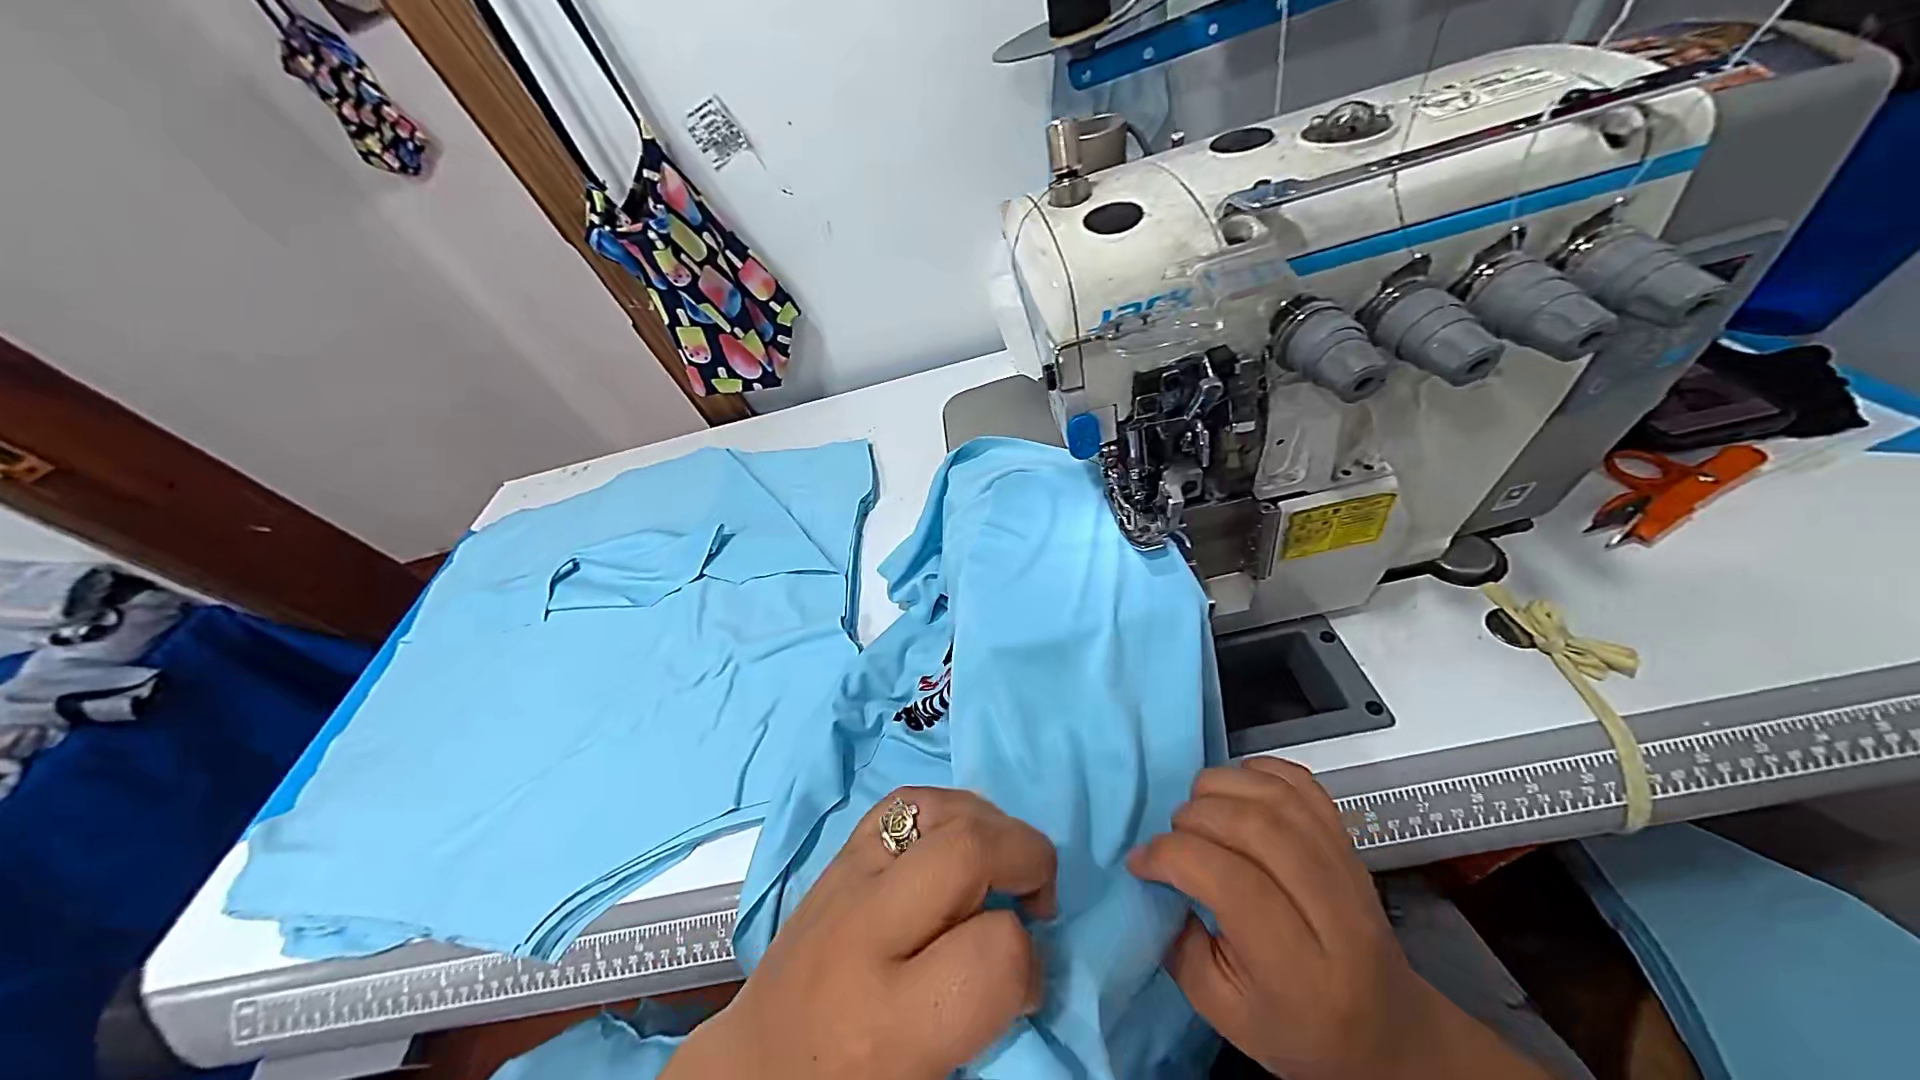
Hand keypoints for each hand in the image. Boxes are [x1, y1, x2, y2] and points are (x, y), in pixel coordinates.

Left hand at [665, 787, 1056, 1079]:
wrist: (759, 1065)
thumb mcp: (931, 1070)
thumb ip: (987, 1005)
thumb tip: (1026, 948)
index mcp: (887, 1022)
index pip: (995, 953)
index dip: (1032, 960)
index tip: (1027, 981)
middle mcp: (862, 933)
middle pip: (967, 850)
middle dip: (1026, 857)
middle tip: (1036, 899)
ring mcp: (845, 878)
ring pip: (937, 807)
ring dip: (991, 825)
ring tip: (1002, 864)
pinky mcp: (838, 855)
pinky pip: (904, 802)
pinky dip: (948, 809)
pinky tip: (960, 838)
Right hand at [1129, 758, 1550, 1079]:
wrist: (1389, 1032)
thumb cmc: (1298, 1030)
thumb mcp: (1223, 1013)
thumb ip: (1178, 945)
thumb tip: (1151, 879)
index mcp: (1300, 970)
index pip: (1232, 882)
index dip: (1172, 857)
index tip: (1140, 862)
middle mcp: (1333, 911)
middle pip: (1256, 828)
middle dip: (1193, 818)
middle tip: (1170, 837)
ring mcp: (1347, 867)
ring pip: (1277, 797)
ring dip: (1220, 788)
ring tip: (1196, 811)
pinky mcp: (1349, 841)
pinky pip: (1302, 784)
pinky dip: (1258, 771)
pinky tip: (1234, 789)